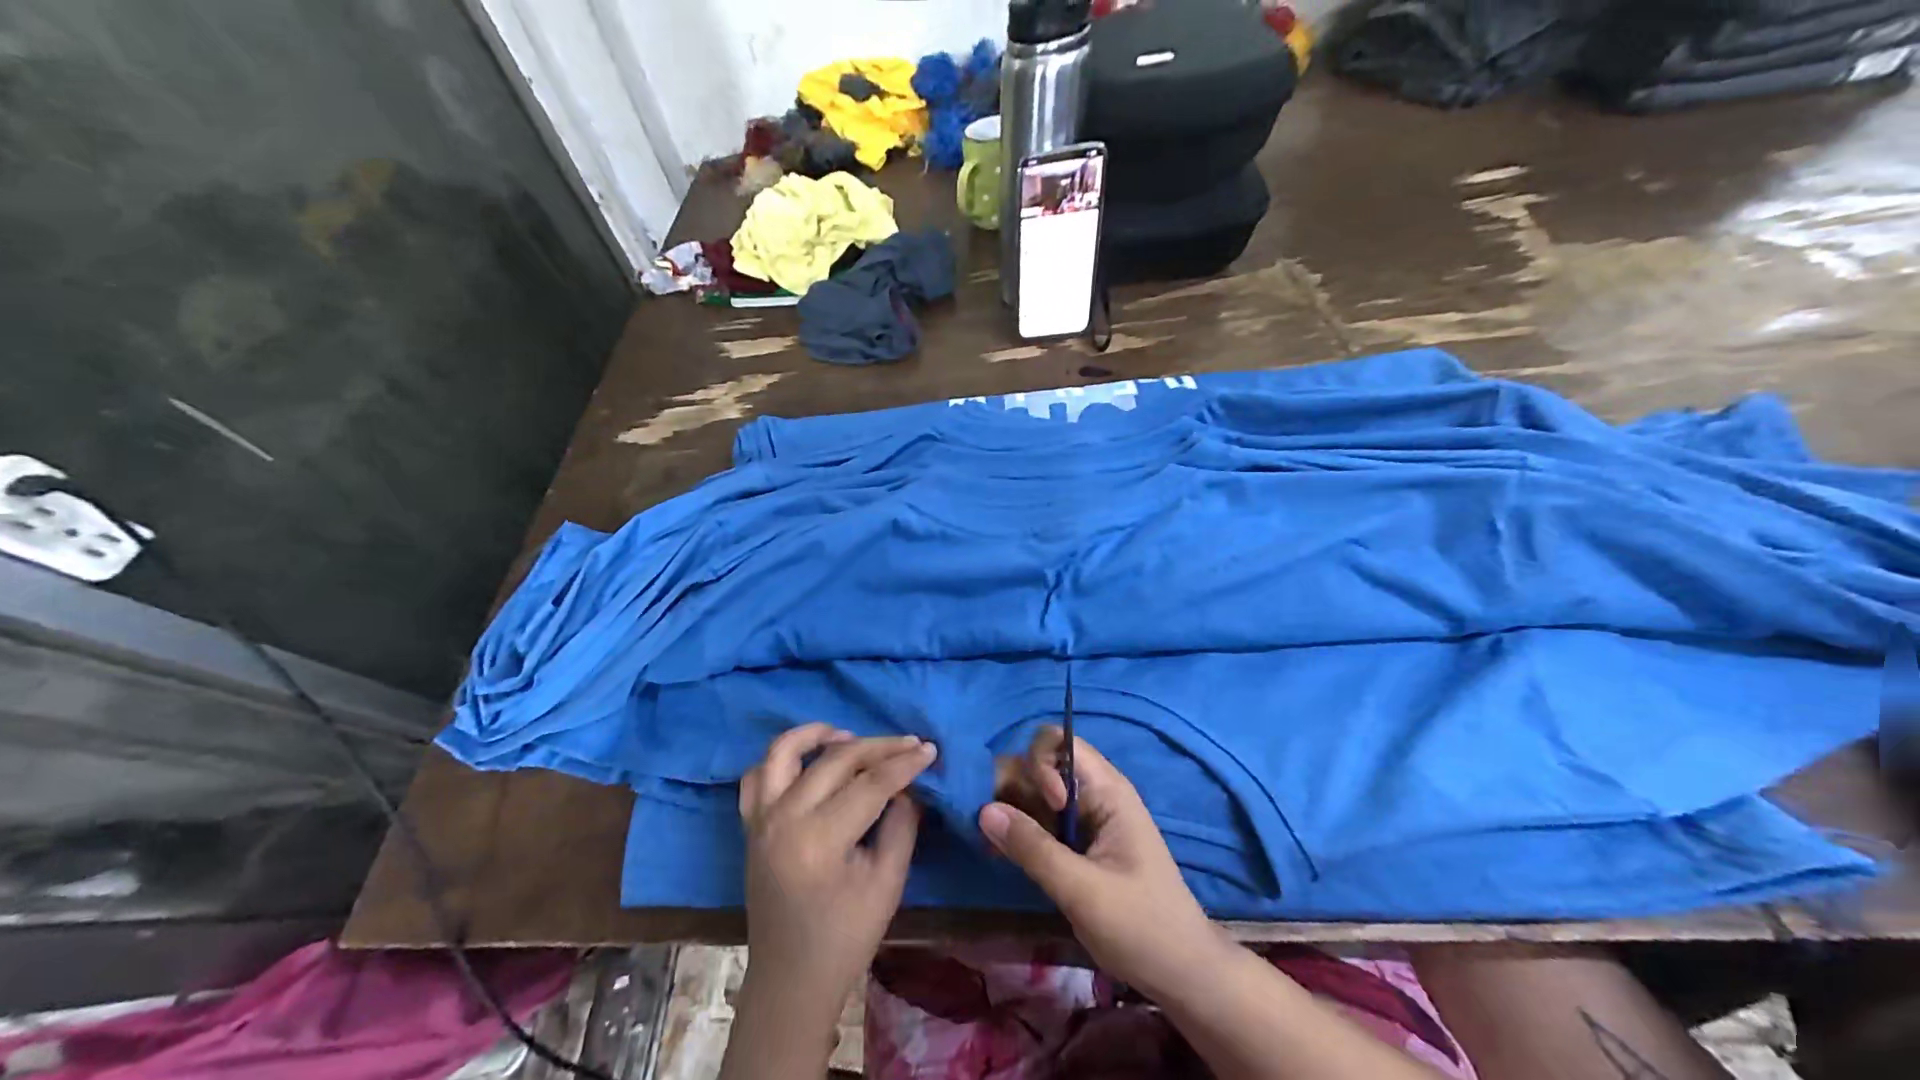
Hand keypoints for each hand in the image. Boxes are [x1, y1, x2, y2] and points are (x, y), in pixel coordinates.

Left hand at [737, 723, 935, 1007]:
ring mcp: (760, 820)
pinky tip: (808, 760)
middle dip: (877, 747)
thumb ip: (902, 825)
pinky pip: (756, 776)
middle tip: (909, 744)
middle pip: (835, 761)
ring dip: (816, 735)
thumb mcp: (887, 883)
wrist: (791, 980)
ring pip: (783, 752)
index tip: (930, 750)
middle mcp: (783, 818)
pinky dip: (781, 759)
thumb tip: (909, 785)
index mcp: (820, 839)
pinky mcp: (749, 826)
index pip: (870, 784)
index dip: (904, 763)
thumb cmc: (846, 938)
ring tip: (848, 734)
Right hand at [980, 727, 1229, 998]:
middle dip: (1011, 787)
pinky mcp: (1074, 845)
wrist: (1180, 972)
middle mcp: (1092, 795)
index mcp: (1107, 791)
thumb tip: (983, 810)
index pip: (1060, 741)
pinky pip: (1038, 822)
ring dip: (1008, 812)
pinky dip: (1016, 832)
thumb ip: (1033, 848)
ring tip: (990, 847)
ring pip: (1033, 794)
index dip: (1041, 763)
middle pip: (1039, 766)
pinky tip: (998, 854)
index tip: (1046, 805)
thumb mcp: (1084, 890)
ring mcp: (1083, 820)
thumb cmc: (1141, 926)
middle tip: (994, 829)